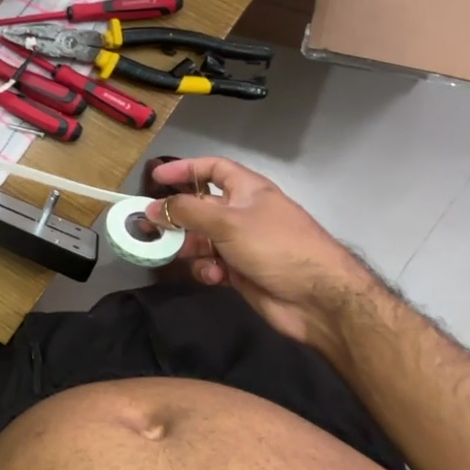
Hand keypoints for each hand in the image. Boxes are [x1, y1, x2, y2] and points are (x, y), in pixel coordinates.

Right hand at [150, 157, 381, 353]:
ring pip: (200, 238)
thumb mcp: (227, 222)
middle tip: (149, 226)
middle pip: (199, 207)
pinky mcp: (240, 270)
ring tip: (176, 255)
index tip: (156, 179)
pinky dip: (206, 269)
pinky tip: (213, 277)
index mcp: (248, 191)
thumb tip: (152, 208)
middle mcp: (243, 214)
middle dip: (176, 217)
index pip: (214, 169)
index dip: (186, 169)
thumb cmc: (276, 247)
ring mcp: (242, 243)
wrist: (320, 300)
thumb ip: (186, 212)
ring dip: (187, 247)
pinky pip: (210, 263)